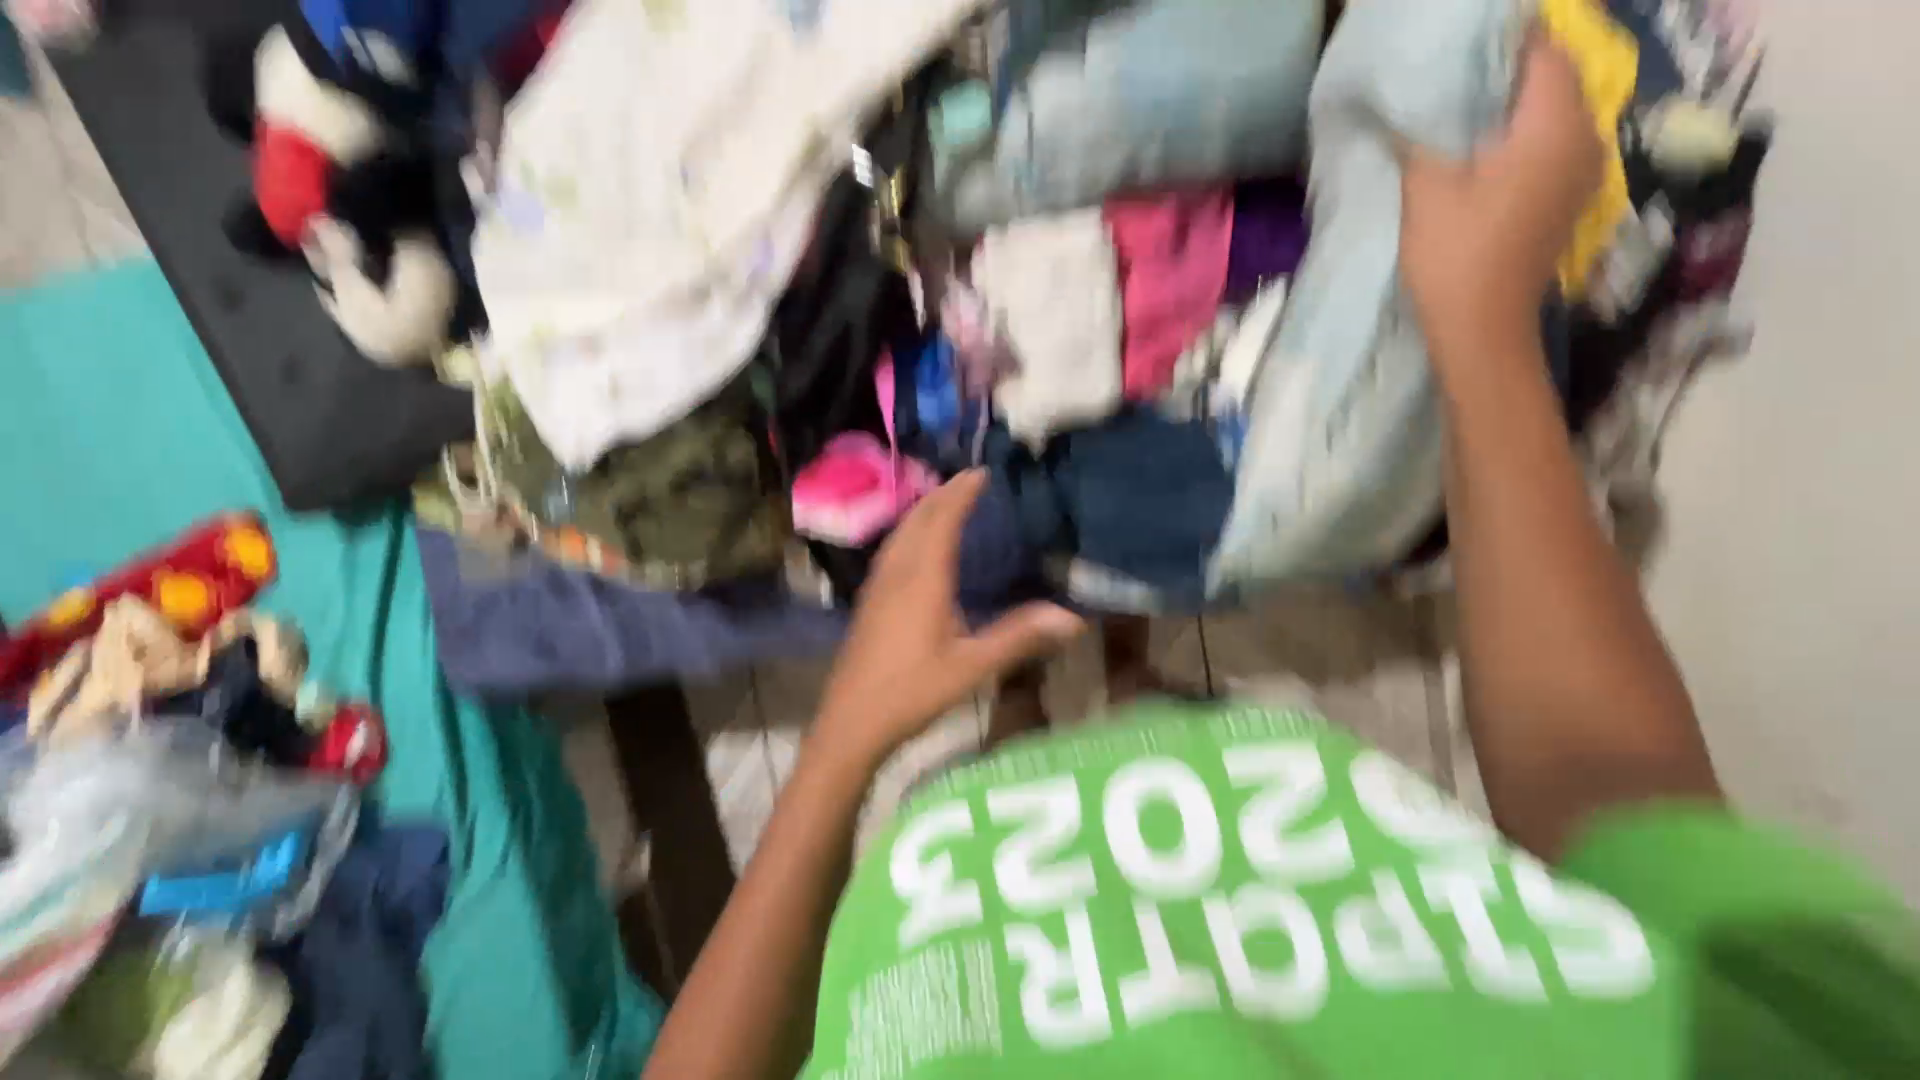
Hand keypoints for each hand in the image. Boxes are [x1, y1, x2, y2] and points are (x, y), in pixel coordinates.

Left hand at [811, 470, 1085, 767]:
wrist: (851, 722)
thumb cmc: (913, 693)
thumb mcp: (972, 667)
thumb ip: (1019, 637)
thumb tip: (1072, 618)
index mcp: (922, 580)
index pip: (942, 520)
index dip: (962, 493)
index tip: (981, 473)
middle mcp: (897, 573)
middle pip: (917, 520)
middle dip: (942, 495)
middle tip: (967, 480)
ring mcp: (877, 587)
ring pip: (900, 533)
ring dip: (922, 511)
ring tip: (943, 502)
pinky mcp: (869, 603)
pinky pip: (891, 550)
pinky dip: (909, 532)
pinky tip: (914, 547)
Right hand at [1399, 36, 1603, 358]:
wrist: (1482, 330)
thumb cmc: (1455, 256)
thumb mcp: (1425, 188)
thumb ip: (1419, 133)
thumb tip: (1401, 99)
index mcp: (1555, 127)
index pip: (1542, 52)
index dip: (1504, 39)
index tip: (1460, 40)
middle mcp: (1584, 139)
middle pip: (1552, 80)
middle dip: (1505, 69)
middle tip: (1451, 70)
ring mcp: (1582, 172)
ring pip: (1552, 113)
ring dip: (1511, 104)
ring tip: (1460, 106)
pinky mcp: (1567, 199)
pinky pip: (1550, 144)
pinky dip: (1519, 134)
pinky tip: (1480, 148)